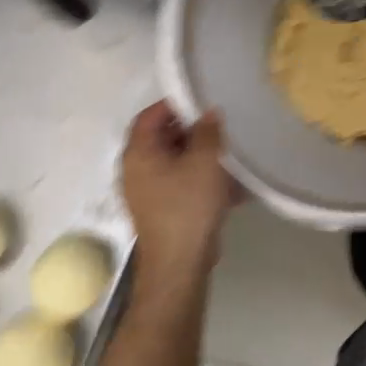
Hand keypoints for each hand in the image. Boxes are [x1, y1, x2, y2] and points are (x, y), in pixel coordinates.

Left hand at [120, 102, 237, 284]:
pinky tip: (230, 187)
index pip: (150, 115)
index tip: (204, 101)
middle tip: (221, 127)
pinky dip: (201, 179)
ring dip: (200, 156)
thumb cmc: (189, 205)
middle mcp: (135, 170)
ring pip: (174, 162)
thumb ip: (208, 130)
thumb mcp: (206, 160)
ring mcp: (146, 192)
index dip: (175, 104)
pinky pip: (180, 184)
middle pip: (162, 138)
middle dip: (193, 131)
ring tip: (230, 156)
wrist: (180, 263)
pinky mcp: (160, 210)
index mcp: (138, 153)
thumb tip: (208, 113)